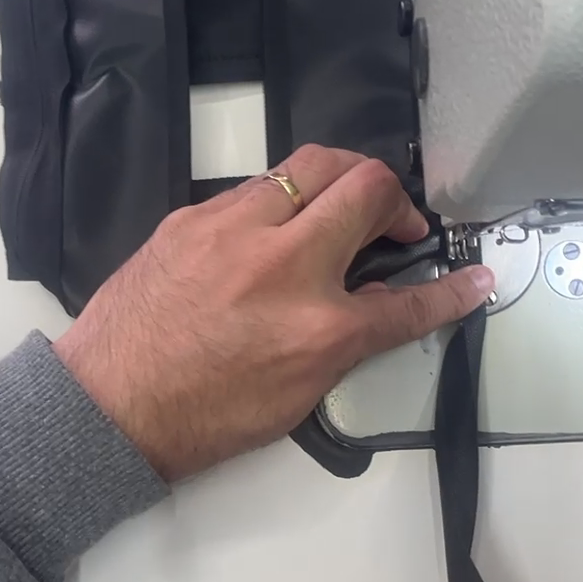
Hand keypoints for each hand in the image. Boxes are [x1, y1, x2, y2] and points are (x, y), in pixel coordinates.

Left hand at [53, 145, 494, 481]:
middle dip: (398, 199)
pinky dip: (282, 199)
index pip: (407, 302)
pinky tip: (275, 228)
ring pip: (312, 163)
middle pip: (367, 189)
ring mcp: (232, 231)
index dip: (451, 292)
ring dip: (343, 179)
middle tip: (396, 224)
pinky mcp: (191, 218)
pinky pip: (255, 186)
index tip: (473, 280)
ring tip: (343, 206)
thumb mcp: (295, 397)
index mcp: (316, 329)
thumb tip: (372, 308)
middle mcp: (282, 266)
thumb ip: (345, 343)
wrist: (109, 405)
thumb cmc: (201, 418)